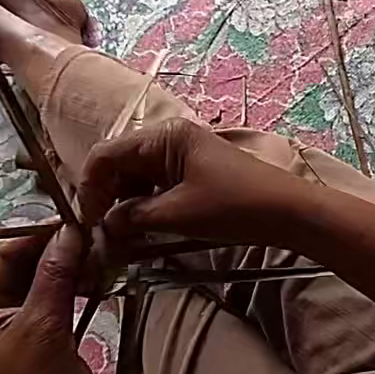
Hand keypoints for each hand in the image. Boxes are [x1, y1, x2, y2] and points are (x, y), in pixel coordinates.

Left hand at [0, 226, 95, 373]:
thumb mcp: (41, 324)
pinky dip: (75, 282)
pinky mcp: (39, 327)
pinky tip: (97, 273)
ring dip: (70, 266)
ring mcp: (11, 319)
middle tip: (92, 237)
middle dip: (57, 252)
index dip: (35, 239)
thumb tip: (71, 229)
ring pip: (42, 277)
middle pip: (21, 265)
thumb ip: (55, 273)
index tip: (72, 223)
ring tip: (99, 254)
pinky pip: (56, 293)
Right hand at [76, 118, 313, 248]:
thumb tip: (103, 225)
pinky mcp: (195, 172)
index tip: (86, 223)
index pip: (106, 155)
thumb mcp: (177, 214)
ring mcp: (184, 155)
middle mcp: (170, 138)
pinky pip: (158, 185)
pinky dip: (146, 205)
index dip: (89, 189)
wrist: (288, 211)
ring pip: (138, 177)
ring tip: (120, 237)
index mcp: (164, 136)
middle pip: (120, 165)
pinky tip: (143, 229)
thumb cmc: (234, 206)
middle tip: (101, 235)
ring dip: (125, 205)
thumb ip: (133, 217)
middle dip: (107, 198)